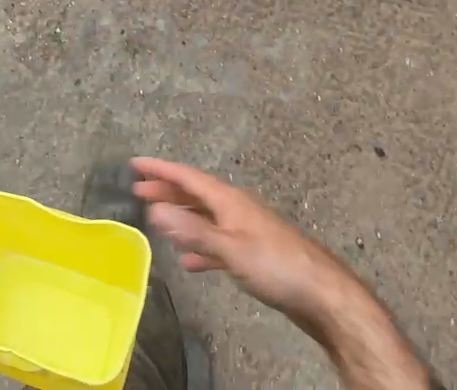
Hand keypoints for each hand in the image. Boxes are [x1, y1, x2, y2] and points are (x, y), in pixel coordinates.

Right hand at [131, 156, 349, 318]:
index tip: (135, 163)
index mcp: (228, 200)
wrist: (322, 293)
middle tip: (138, 189)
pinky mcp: (252, 252)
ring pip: (205, 216)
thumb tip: (155, 210)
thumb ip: (192, 231)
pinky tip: (189, 260)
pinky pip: (216, 240)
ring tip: (156, 219)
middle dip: (167, 189)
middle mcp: (235, 208)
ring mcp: (245, 229)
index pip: (187, 177)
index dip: (160, 169)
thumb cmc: (275, 265)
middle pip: (195, 193)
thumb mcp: (230, 248)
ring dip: (180, 215)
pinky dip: (199, 245)